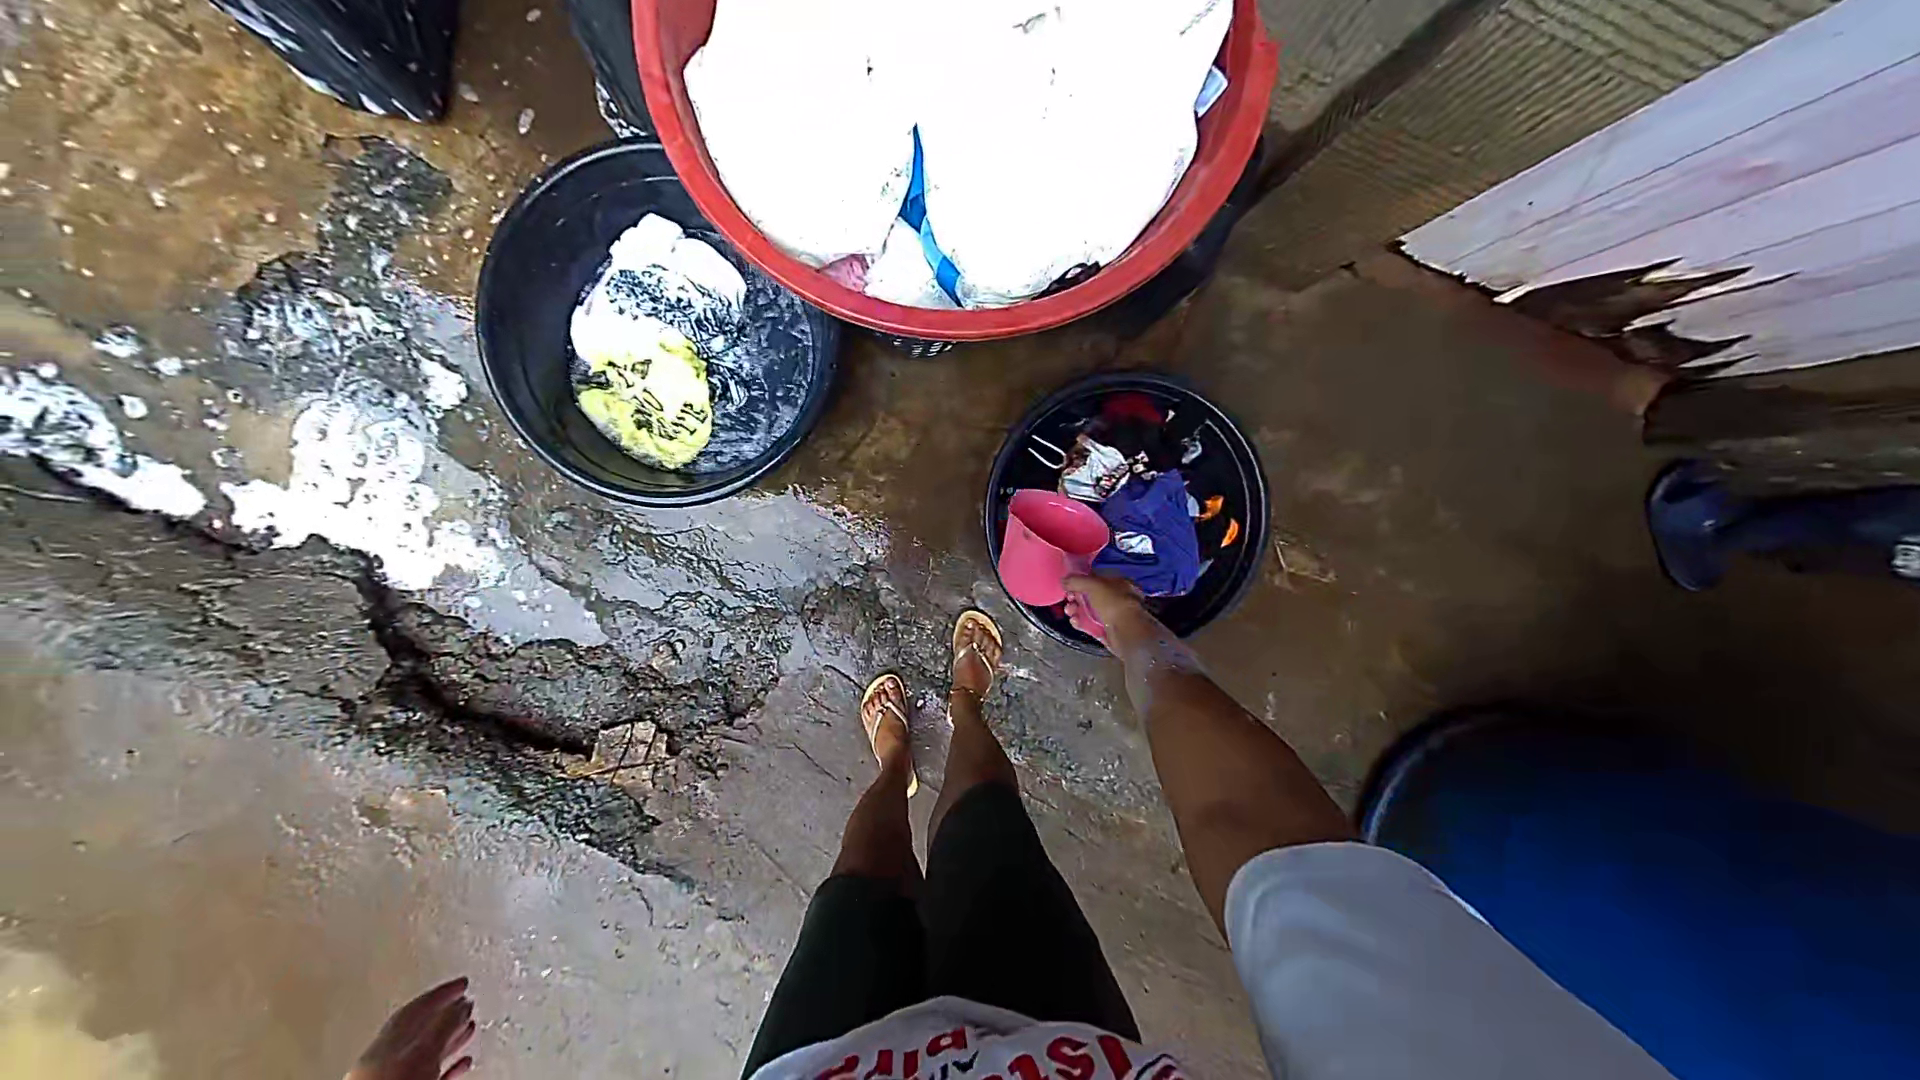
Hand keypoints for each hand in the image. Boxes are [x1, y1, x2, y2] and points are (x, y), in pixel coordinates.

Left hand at [347, 977, 476, 1079]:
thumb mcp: (424, 1052)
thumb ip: (445, 1024)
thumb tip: (462, 1004)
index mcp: (383, 1047)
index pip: (414, 1008)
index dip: (441, 992)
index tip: (462, 982)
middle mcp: (383, 1063)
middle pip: (419, 1029)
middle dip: (446, 1013)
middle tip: (466, 1000)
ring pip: (425, 1052)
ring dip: (449, 1037)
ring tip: (468, 1026)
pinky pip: (430, 1074)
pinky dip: (449, 1064)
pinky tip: (460, 1062)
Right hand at [1063, 574, 1146, 646]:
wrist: (1126, 633)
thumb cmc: (1113, 603)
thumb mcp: (1093, 585)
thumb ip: (1076, 580)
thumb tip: (1064, 580)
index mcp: (1120, 583)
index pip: (1098, 578)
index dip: (1082, 580)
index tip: (1070, 584)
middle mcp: (1117, 599)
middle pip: (1091, 596)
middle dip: (1076, 597)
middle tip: (1068, 599)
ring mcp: (1113, 616)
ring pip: (1089, 611)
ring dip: (1076, 610)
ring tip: (1070, 611)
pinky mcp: (1107, 631)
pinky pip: (1090, 625)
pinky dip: (1081, 623)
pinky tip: (1075, 621)